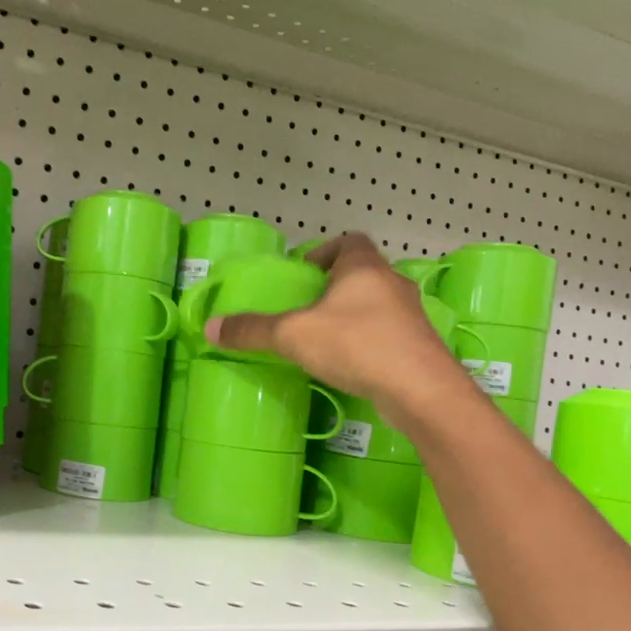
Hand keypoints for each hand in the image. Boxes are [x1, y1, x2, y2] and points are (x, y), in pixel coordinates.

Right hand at [206, 232, 467, 403]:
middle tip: (308, 308)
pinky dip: (370, 341)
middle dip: (336, 287)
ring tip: (327, 338)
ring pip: (378, 304)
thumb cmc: (356, 345)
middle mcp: (392, 283)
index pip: (349, 241)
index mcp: (364, 267)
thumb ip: (253, 330)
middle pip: (363, 273)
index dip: (326, 251)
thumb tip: (210, 326)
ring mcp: (411, 315)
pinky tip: (352, 364)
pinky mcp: (419, 345)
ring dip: (355, 315)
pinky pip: (389, 333)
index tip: (306, 272)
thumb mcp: (293, 335)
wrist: (420, 389)